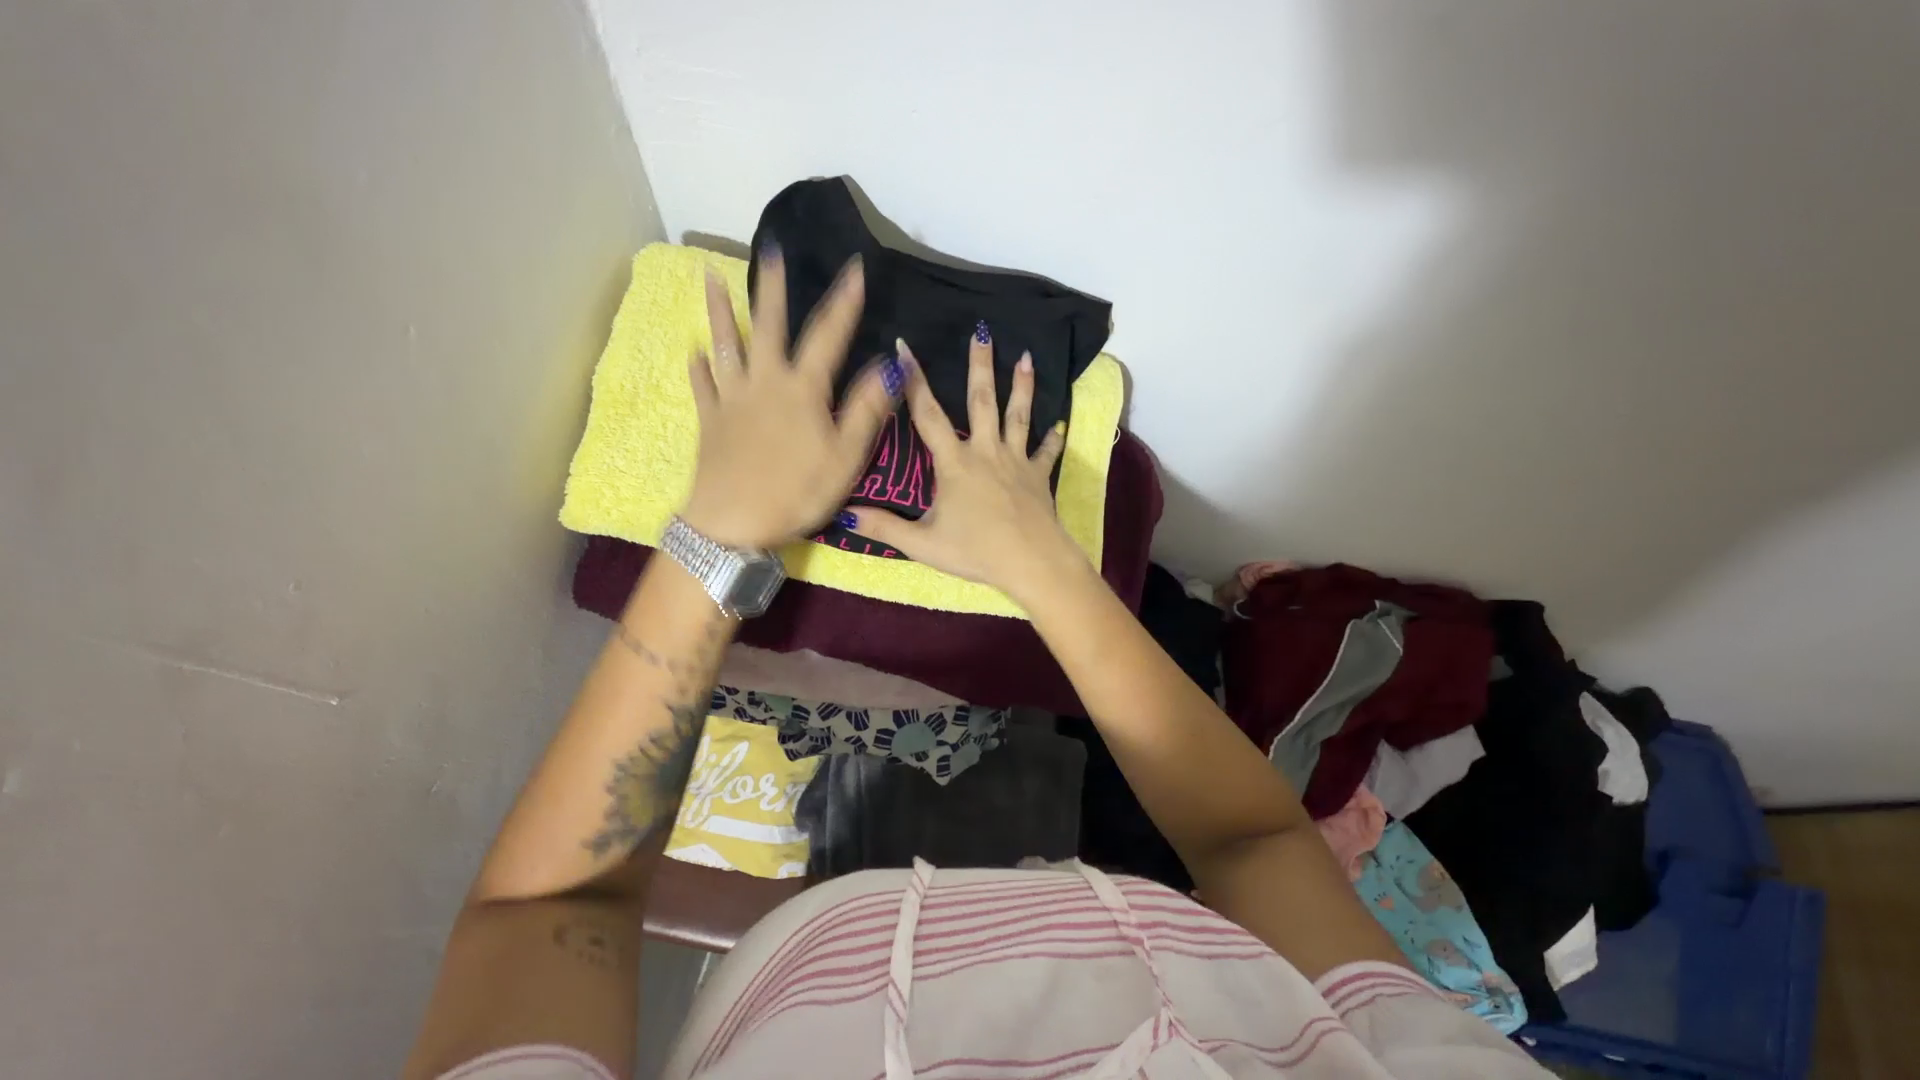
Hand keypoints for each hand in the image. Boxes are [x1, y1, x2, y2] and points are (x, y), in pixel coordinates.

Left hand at [679, 249, 901, 549]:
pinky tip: (694, 352)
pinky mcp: (710, 421)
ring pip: (726, 346)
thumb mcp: (845, 457)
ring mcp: (732, 399)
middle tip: (770, 249)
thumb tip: (889, 365)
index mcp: (803, 390)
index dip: (844, 301)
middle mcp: (765, 383)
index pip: (828, 336)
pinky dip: (699, 367)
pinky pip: (703, 386)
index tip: (854, 268)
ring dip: (721, 311)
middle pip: (770, 326)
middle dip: (773, 287)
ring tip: (712, 278)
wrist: (731, 523)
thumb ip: (866, 409)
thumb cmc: (796, 493)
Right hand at [847, 328, 1091, 603]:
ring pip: (1018, 416)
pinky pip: (1046, 452)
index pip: (928, 415)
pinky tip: (1060, 424)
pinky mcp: (1038, 476)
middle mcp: (986, 452)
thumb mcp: (924, 544)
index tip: (905, 347)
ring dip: (1022, 386)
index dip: (913, 381)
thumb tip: (843, 515)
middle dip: (980, 365)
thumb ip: (885, 527)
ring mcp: (1016, 461)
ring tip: (1026, 357)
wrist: (1032, 561)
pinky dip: (1053, 438)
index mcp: (955, 463)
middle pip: (982, 401)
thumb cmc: (976, 551)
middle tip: (982, 332)